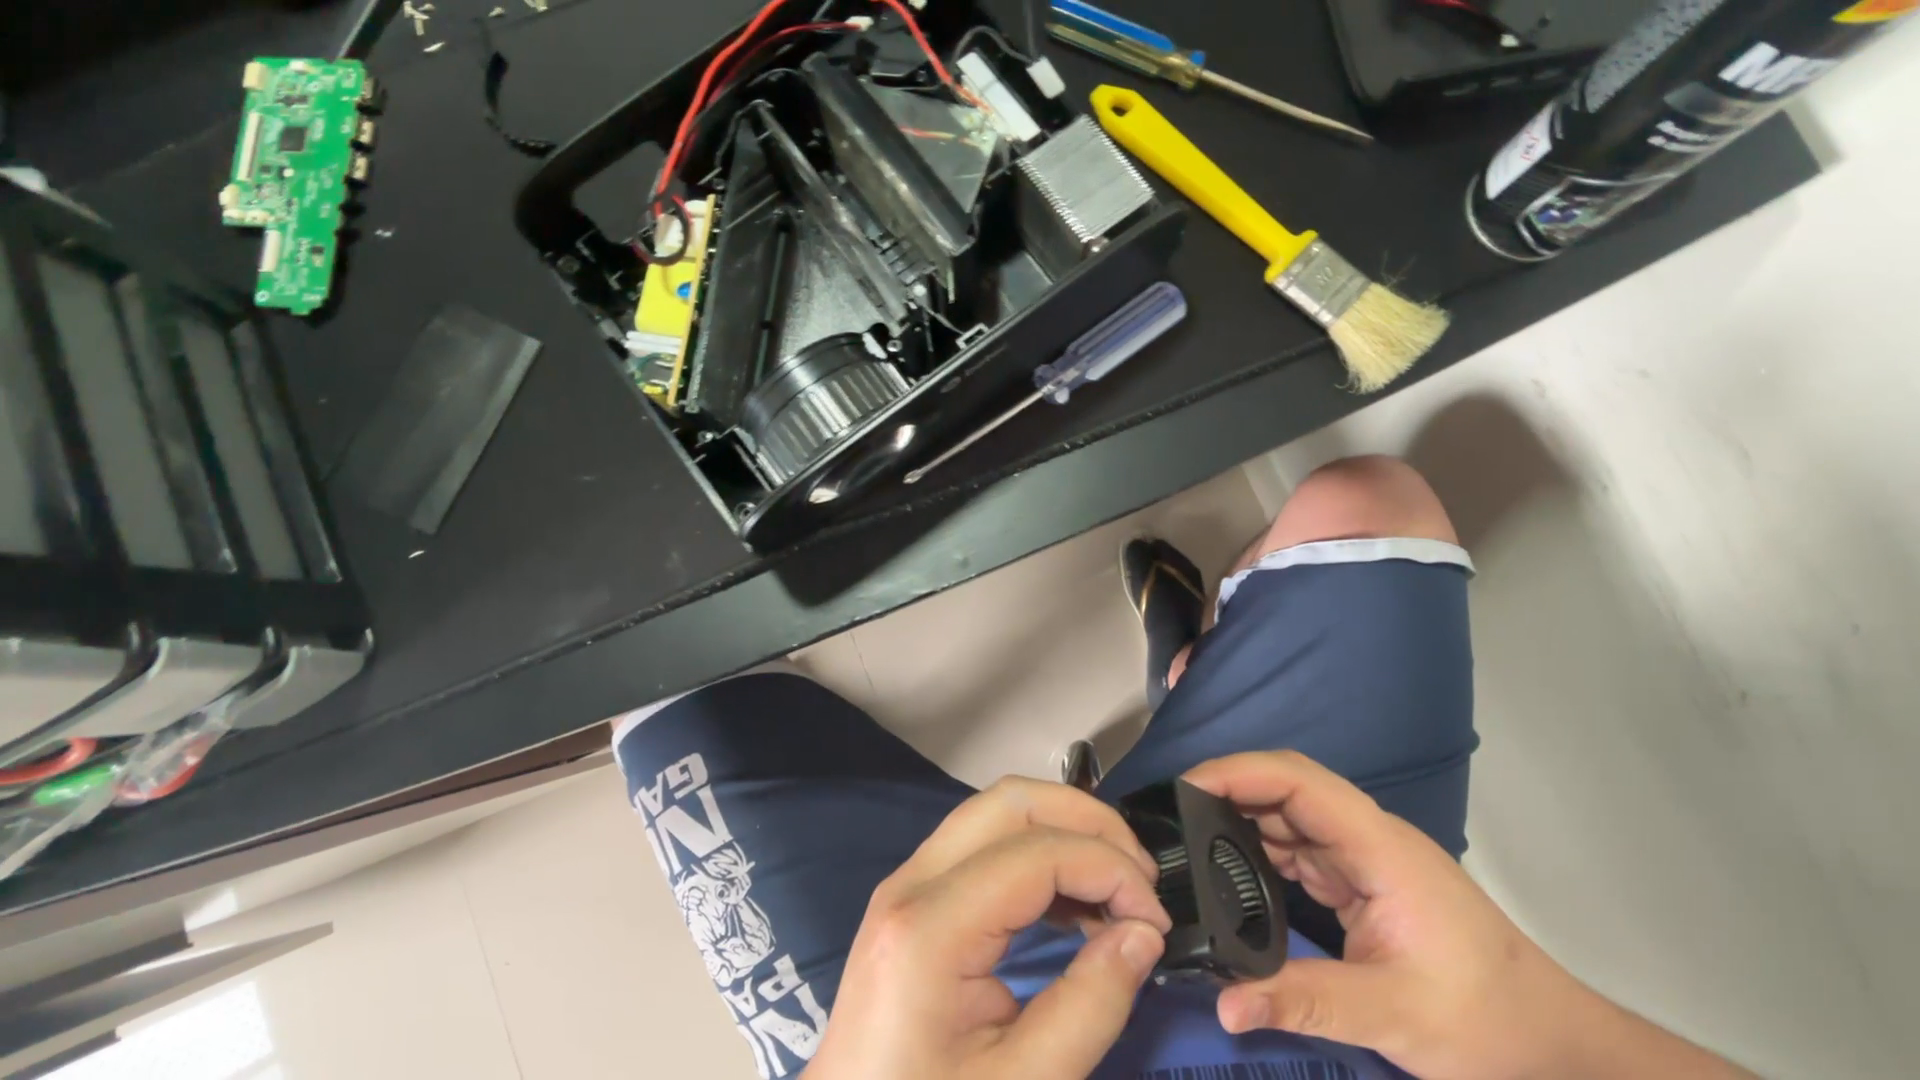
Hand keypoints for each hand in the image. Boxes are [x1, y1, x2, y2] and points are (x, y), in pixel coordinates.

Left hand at [808, 777, 1172, 1079]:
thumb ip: (1090, 1006)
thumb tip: (1143, 932)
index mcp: (930, 928)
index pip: (1037, 852)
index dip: (1110, 869)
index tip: (1156, 921)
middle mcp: (910, 884)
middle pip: (1011, 801)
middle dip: (1089, 823)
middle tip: (1141, 879)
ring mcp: (906, 884)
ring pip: (996, 812)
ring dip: (1064, 832)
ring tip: (1116, 890)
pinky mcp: (913, 898)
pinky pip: (982, 844)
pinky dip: (1037, 853)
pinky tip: (1072, 902)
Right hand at [1186, 751, 1752, 1079]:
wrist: (1556, 1048)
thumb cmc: (1488, 1022)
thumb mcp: (1393, 1015)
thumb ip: (1302, 1001)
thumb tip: (1222, 1004)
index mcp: (1380, 848)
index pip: (1298, 782)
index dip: (1238, 773)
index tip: (1184, 789)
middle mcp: (1369, 840)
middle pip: (1288, 789)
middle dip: (1227, 792)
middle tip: (1168, 819)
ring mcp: (1366, 861)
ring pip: (1290, 818)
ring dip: (1239, 822)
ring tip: (1183, 842)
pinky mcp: (1362, 886)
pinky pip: (1299, 852)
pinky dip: (1258, 853)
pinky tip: (1225, 874)